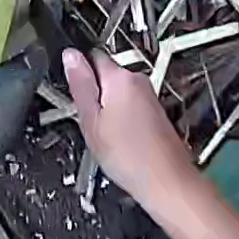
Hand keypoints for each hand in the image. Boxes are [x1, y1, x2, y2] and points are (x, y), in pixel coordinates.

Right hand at [64, 48, 202, 204]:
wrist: (168, 183)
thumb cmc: (131, 157)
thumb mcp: (91, 122)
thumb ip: (80, 85)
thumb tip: (70, 55)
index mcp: (120, 78)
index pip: (91, 56)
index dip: (79, 73)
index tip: (77, 95)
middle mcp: (137, 80)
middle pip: (104, 75)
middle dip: (94, 94)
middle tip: (92, 122)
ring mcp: (149, 95)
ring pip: (117, 92)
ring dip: (108, 108)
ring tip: (108, 136)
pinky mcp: (155, 110)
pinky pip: (130, 105)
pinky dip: (122, 119)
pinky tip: (121, 141)